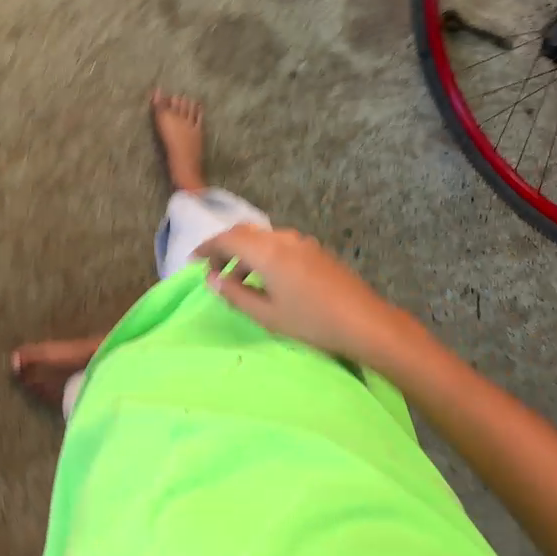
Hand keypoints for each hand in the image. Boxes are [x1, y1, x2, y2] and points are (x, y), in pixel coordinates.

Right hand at [192, 225, 428, 369]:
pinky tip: (267, 281)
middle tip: (212, 270)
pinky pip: (279, 243)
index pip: (227, 238)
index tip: (192, 261)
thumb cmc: (312, 322)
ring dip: (245, 253)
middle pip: (244, 233)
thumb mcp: (267, 315)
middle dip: (224, 248)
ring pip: (263, 238)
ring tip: (239, 281)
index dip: (206, 247)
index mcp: (266, 251)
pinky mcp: (315, 250)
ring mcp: (301, 241)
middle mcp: (282, 238)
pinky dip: (264, 255)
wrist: (364, 322)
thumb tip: (211, 278)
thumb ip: (235, 294)